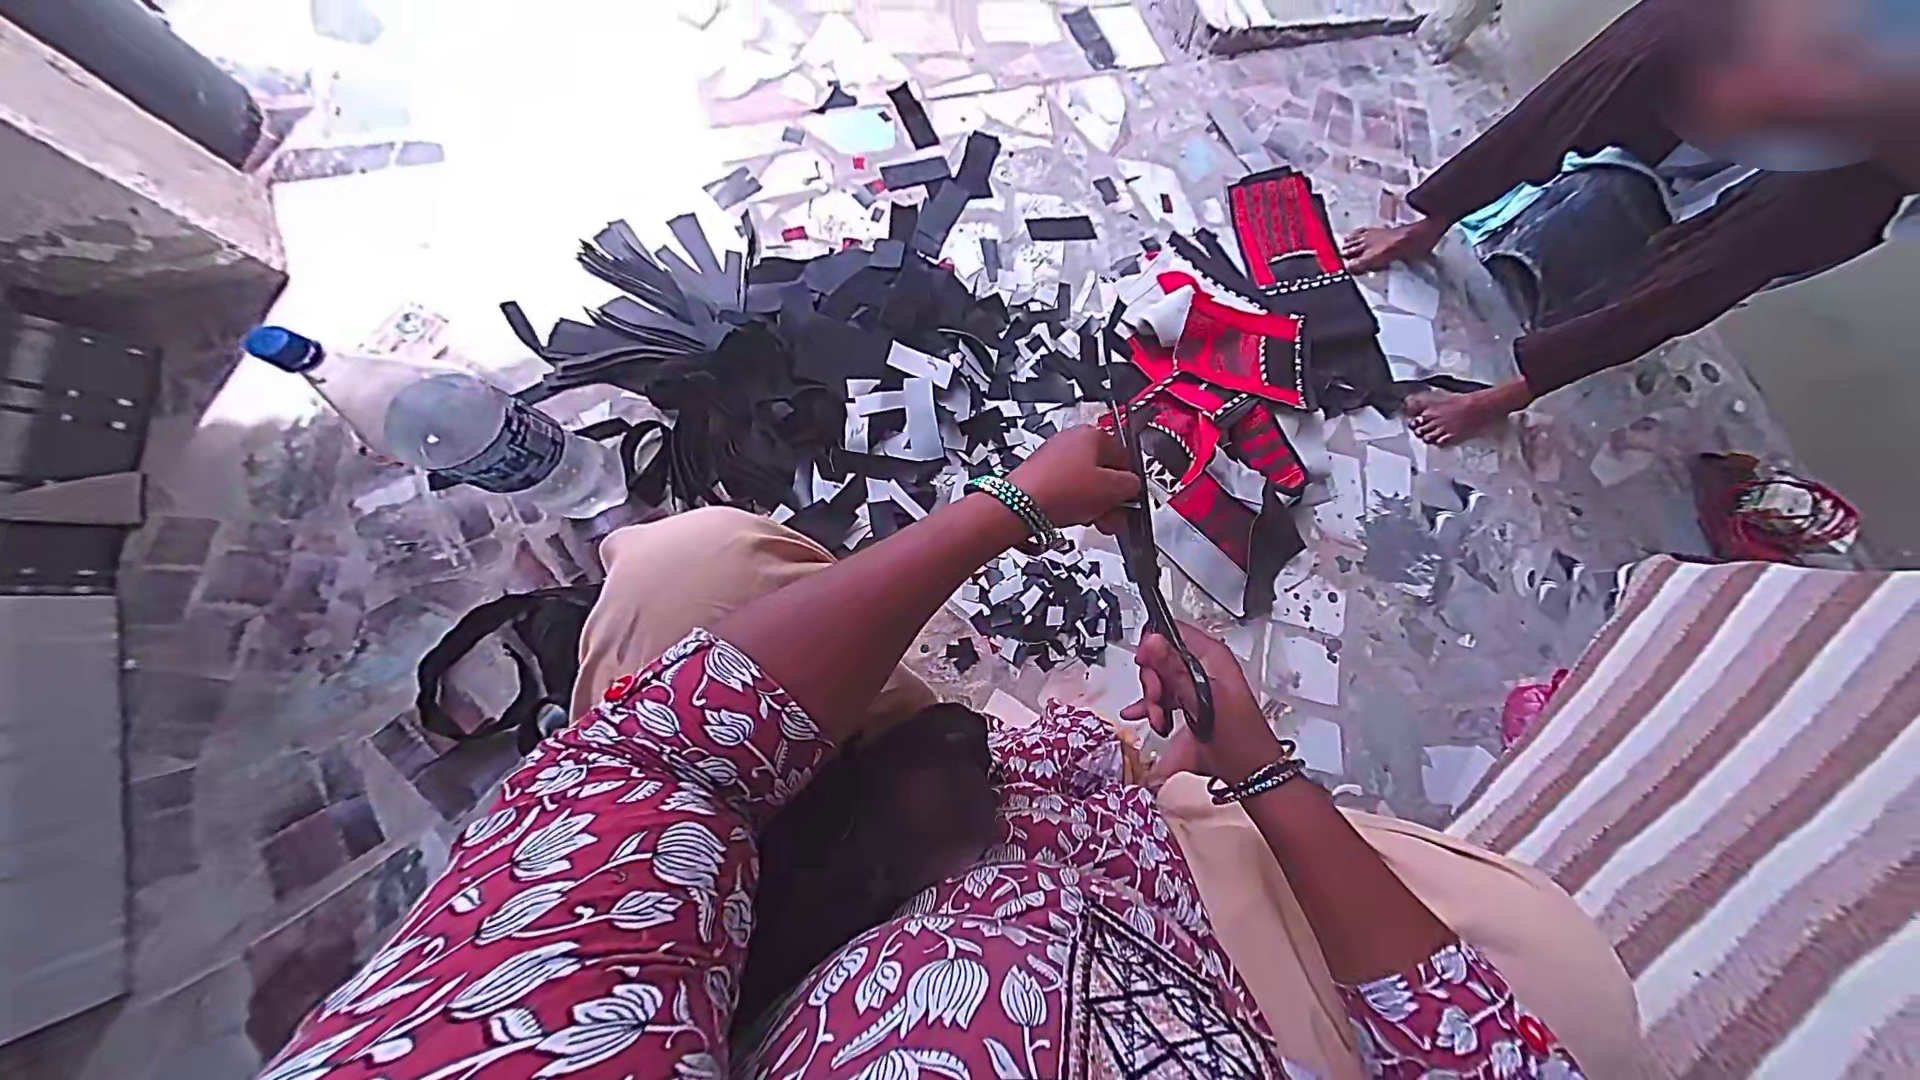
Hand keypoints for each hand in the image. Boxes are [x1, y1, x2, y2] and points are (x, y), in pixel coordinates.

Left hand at [1007, 425, 1140, 529]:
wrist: (1019, 506)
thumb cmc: (1058, 490)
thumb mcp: (1110, 489)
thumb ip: (1131, 486)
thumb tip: (1134, 486)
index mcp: (1091, 434)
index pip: (1124, 455)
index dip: (1130, 481)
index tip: (1132, 499)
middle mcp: (1070, 441)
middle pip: (1103, 471)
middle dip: (1112, 497)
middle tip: (1115, 515)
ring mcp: (1053, 458)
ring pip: (1084, 483)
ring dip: (1095, 503)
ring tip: (1098, 520)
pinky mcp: (1040, 476)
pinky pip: (1066, 489)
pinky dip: (1074, 503)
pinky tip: (1076, 517)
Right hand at [1122, 624, 1284, 784]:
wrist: (1248, 773)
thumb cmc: (1237, 737)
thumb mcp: (1200, 697)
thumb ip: (1173, 668)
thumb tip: (1153, 640)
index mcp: (1211, 656)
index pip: (1171, 631)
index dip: (1153, 645)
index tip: (1145, 665)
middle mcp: (1203, 667)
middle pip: (1161, 657)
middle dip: (1153, 680)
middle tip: (1157, 698)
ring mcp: (1196, 685)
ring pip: (1160, 679)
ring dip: (1152, 699)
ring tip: (1159, 718)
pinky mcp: (1191, 702)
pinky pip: (1164, 697)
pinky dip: (1153, 708)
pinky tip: (1145, 717)